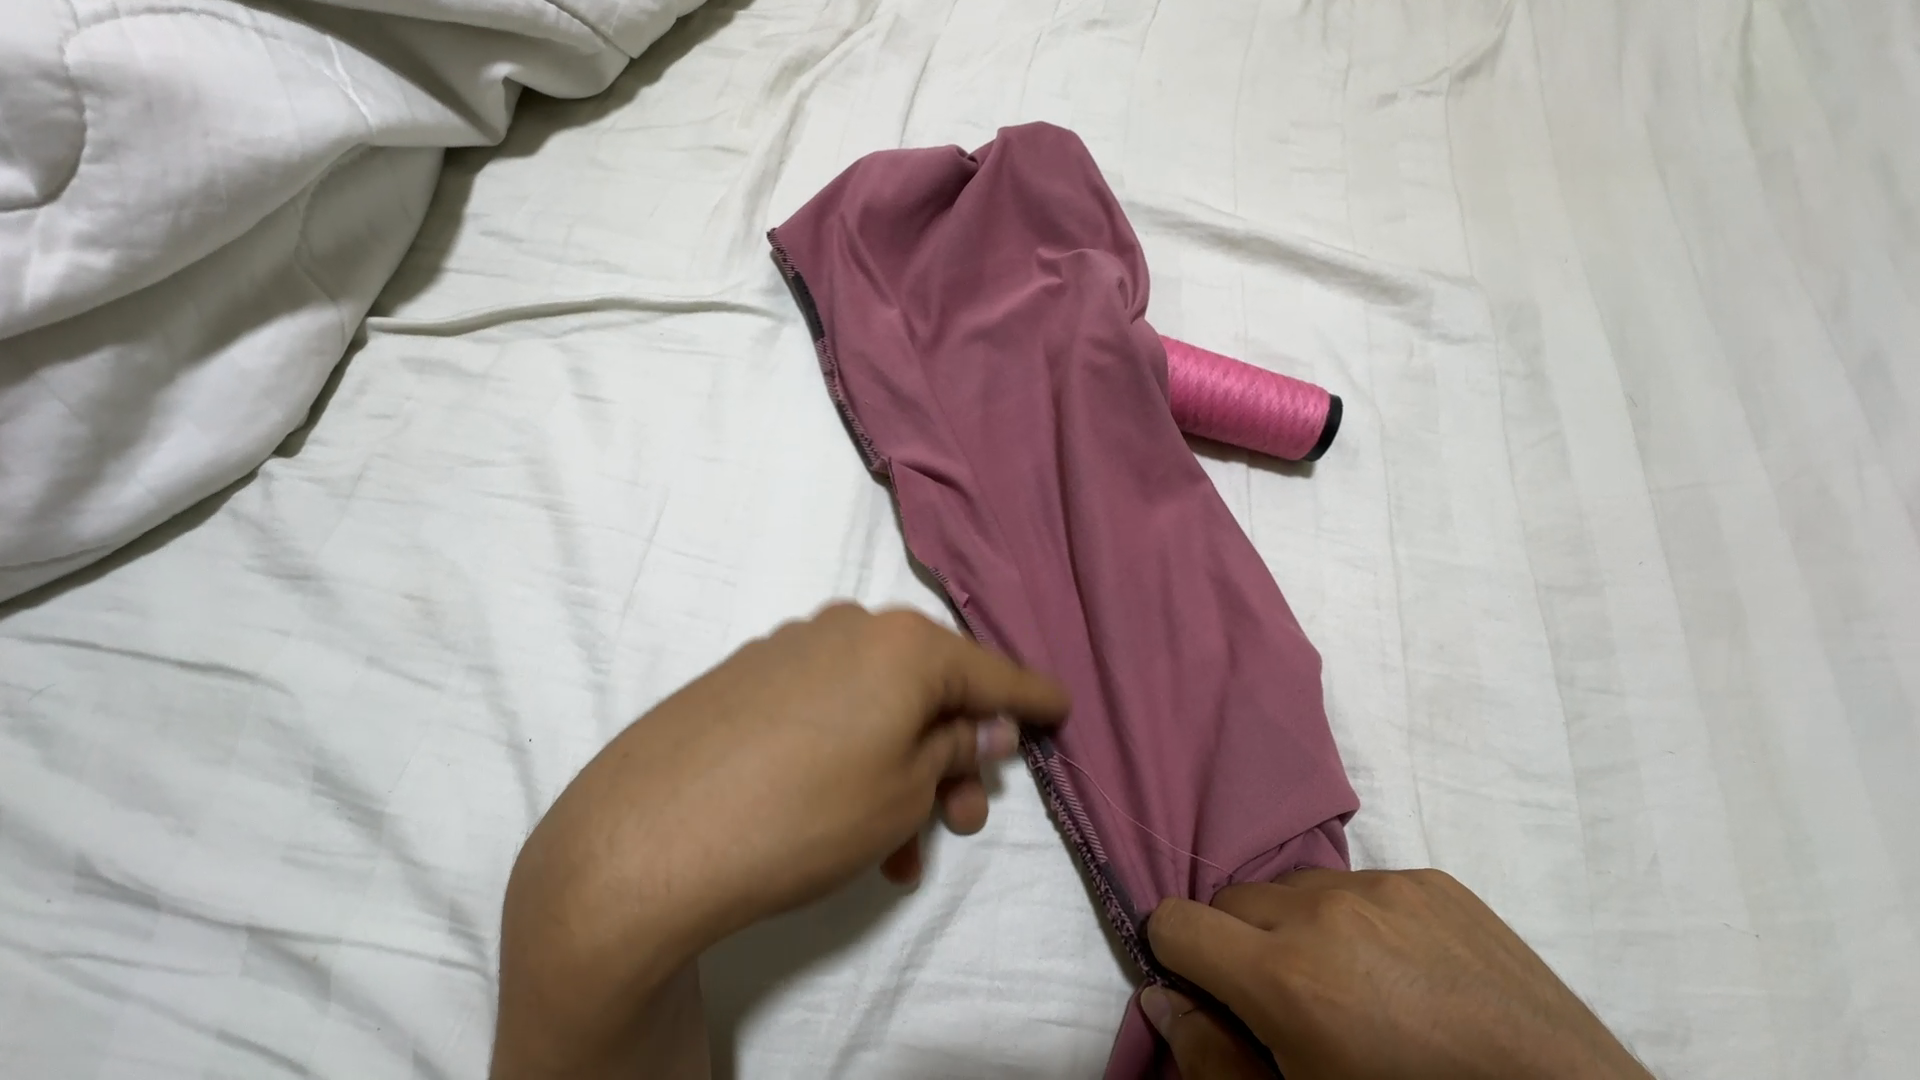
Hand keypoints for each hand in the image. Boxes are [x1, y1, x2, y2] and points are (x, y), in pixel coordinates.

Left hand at [491, 603, 1066, 1078]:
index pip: (992, 672)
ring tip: (895, 849)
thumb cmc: (804, 815)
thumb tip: (988, 725)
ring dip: (900, 767)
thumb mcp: (904, 793)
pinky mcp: (746, 674)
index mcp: (904, 644)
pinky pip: (826, 708)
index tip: (1061, 710)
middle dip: (956, 756)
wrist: (645, 837)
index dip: (1031, 700)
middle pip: (930, 689)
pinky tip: (840, 814)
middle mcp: (850, 627)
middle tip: (963, 819)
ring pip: (876, 705)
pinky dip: (851, 753)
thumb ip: (957, 749)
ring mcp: (791, 645)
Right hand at [1143, 869, 1654, 1079]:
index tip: (1208, 992)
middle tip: (1288, 1006)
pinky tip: (1407, 975)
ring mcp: (1384, 887)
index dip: (1176, 957)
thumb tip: (1161, 998)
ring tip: (1355, 988)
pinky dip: (1358, 921)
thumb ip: (1213, 1060)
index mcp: (1286, 976)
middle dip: (1238, 946)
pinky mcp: (1433, 880)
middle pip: (1230, 900)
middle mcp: (1324, 910)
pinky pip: (1360, 885)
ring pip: (1293, 888)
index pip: (1175, 921)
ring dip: (1297, 928)